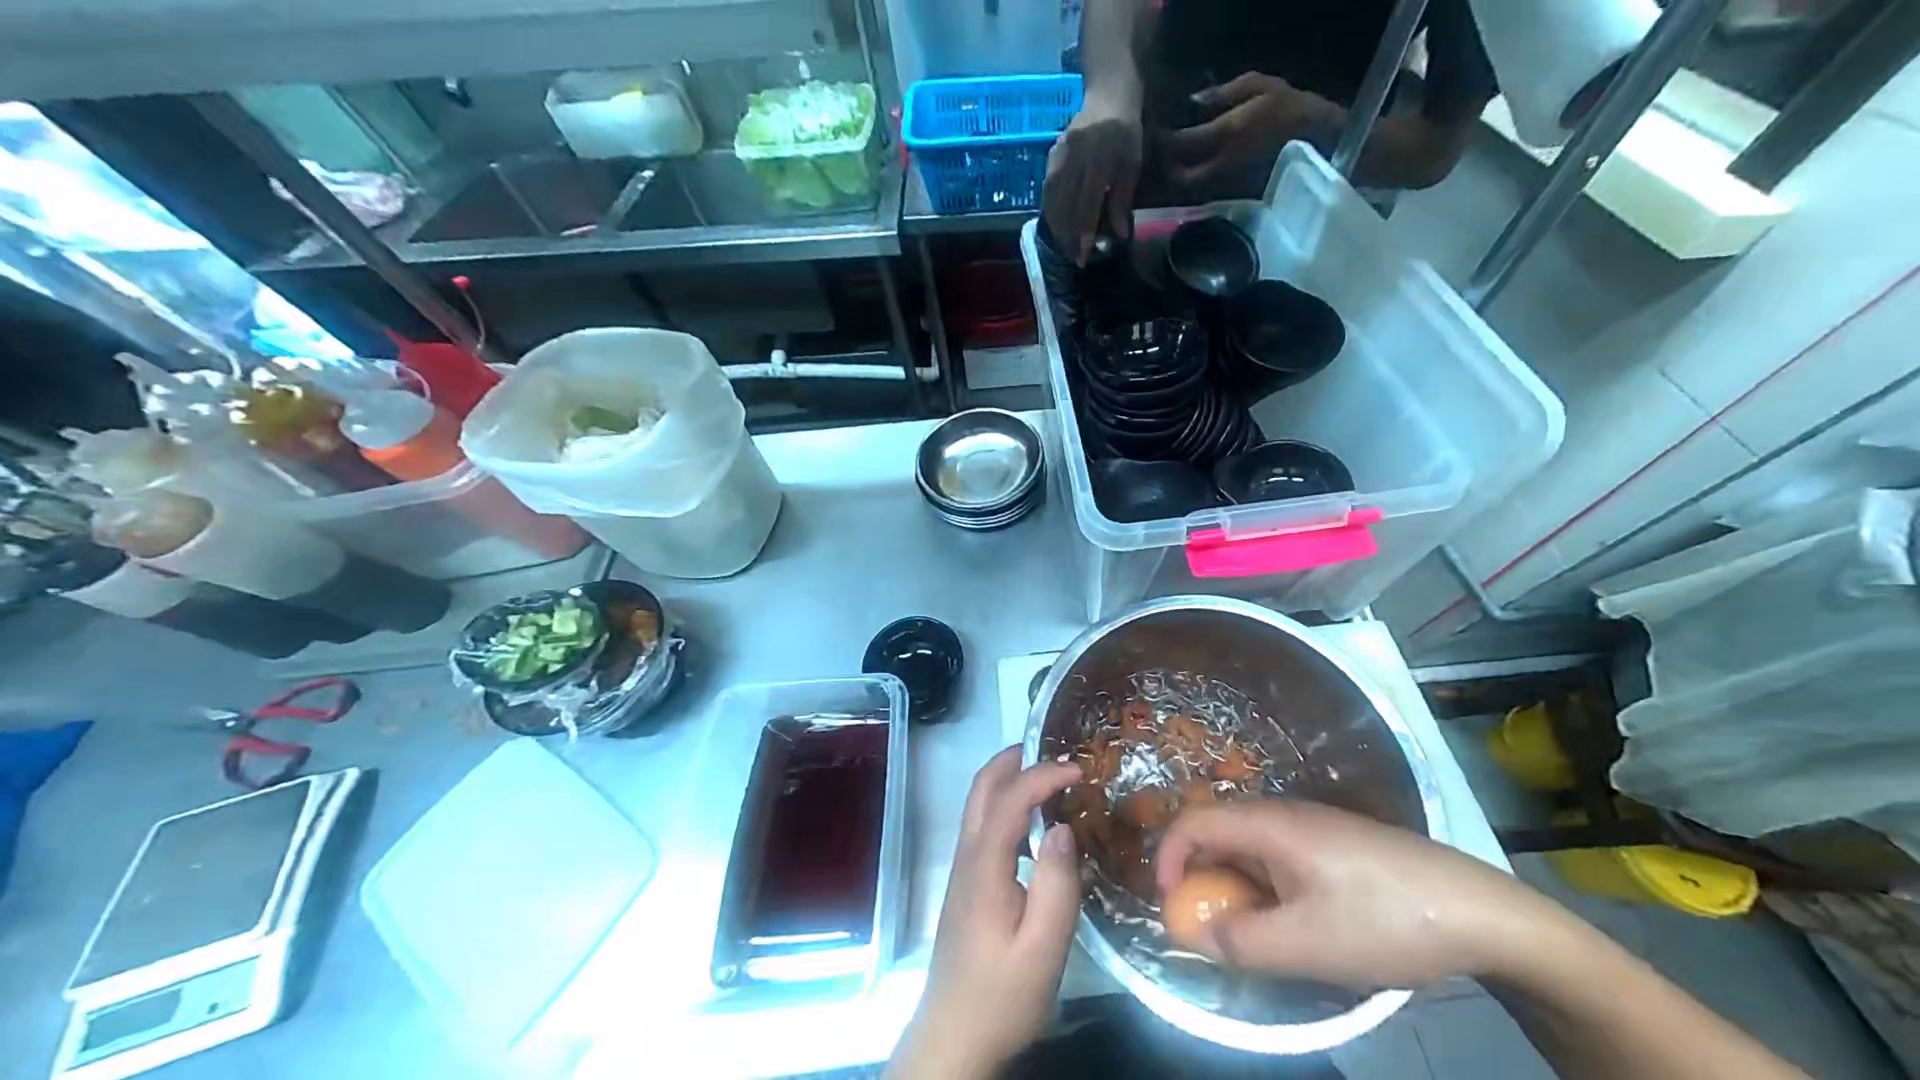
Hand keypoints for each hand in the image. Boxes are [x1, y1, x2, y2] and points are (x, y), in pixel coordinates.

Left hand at [888, 748, 1082, 1079]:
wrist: (953, 1033)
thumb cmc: (1001, 995)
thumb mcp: (1042, 950)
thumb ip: (1056, 886)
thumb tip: (1061, 827)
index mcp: (984, 867)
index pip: (1009, 800)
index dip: (1042, 775)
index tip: (1079, 769)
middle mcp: (967, 856)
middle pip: (981, 788)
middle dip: (1015, 759)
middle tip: (1056, 752)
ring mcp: (963, 868)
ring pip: (979, 803)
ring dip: (1010, 779)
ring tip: (1051, 779)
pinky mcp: (967, 883)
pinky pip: (984, 825)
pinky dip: (1008, 804)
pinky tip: (1035, 824)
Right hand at [1042, 90, 1142, 264]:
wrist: (1108, 94)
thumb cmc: (1126, 132)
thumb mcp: (1132, 164)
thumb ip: (1122, 199)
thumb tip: (1119, 234)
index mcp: (1100, 157)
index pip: (1087, 203)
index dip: (1084, 231)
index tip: (1084, 254)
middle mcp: (1076, 156)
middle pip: (1065, 204)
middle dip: (1067, 234)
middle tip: (1072, 256)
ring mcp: (1061, 153)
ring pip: (1052, 197)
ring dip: (1056, 225)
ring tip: (1063, 244)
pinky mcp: (1052, 153)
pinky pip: (1048, 187)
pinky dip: (1051, 208)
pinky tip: (1056, 223)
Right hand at [1156, 800, 1569, 989]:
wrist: (1485, 912)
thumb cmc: (1386, 921)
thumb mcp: (1307, 946)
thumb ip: (1239, 942)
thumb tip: (1191, 934)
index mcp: (1268, 825)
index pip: (1193, 822)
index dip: (1168, 858)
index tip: (1170, 906)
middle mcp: (1285, 814)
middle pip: (1220, 832)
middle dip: (1201, 878)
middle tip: (1210, 927)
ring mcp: (1315, 826)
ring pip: (1252, 848)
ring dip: (1236, 886)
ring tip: (1255, 933)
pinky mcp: (1339, 844)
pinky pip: (1281, 858)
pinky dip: (1267, 887)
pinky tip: (1298, 923)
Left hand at [1163, 73, 1340, 194]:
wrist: (1323, 145)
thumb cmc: (1292, 109)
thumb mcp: (1262, 87)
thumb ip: (1223, 93)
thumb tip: (1192, 101)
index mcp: (1226, 134)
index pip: (1179, 143)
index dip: (1163, 140)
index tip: (1158, 133)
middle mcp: (1221, 166)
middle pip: (1177, 177)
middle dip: (1166, 168)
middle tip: (1164, 157)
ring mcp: (1227, 187)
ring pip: (1188, 191)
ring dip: (1178, 182)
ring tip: (1176, 167)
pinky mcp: (1234, 200)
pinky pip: (1203, 198)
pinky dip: (1194, 189)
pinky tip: (1195, 177)